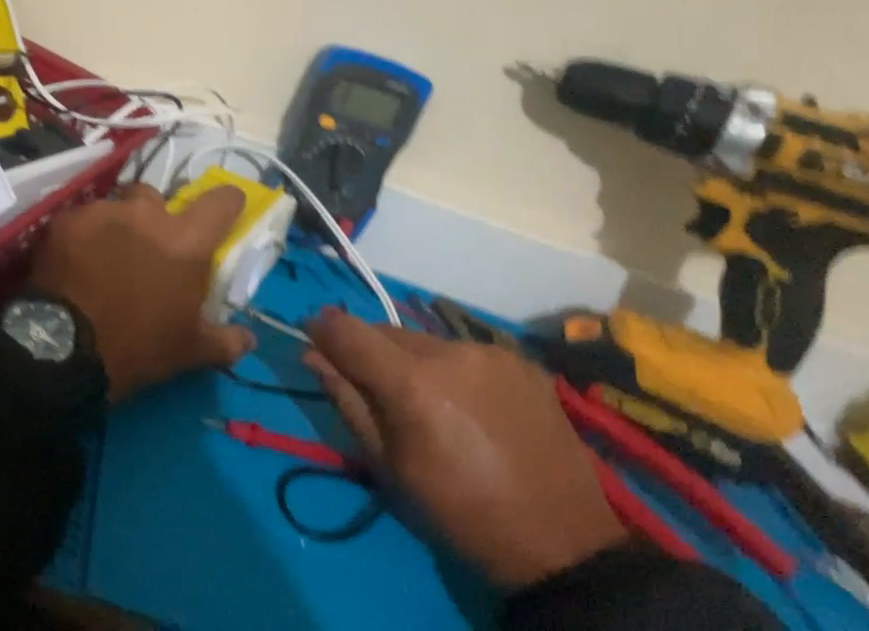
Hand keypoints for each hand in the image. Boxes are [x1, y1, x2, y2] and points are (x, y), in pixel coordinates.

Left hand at [30, 184, 255, 401]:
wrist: (63, 348)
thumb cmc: (137, 348)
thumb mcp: (189, 351)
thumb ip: (224, 340)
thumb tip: (248, 339)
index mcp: (186, 241)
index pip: (221, 202)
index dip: (226, 204)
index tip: (225, 211)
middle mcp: (146, 214)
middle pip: (156, 197)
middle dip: (154, 216)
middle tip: (147, 247)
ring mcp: (102, 212)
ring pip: (115, 206)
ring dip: (116, 226)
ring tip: (104, 257)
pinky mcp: (65, 220)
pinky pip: (80, 219)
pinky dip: (81, 235)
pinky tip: (74, 261)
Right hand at [304, 311, 626, 588]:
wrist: (560, 540)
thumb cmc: (459, 511)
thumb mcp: (389, 465)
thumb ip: (347, 401)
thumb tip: (312, 355)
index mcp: (412, 382)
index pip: (348, 331)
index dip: (321, 329)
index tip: (308, 335)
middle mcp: (450, 352)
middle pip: (386, 332)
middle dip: (366, 348)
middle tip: (365, 380)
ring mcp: (490, 352)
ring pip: (426, 339)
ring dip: (409, 357)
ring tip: (420, 396)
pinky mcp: (521, 361)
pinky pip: (465, 350)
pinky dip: (450, 366)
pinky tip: (462, 400)